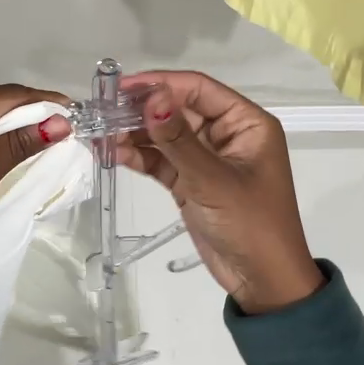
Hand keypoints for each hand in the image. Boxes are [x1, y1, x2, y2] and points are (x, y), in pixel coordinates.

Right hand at [115, 71, 322, 313]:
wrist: (263, 281)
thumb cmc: (250, 224)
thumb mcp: (212, 180)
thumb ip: (178, 138)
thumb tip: (151, 97)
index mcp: (246, 124)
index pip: (198, 89)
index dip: (160, 84)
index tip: (122, 87)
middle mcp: (227, 135)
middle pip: (178, 109)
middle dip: (142, 110)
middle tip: (102, 111)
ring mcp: (207, 159)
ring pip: (166, 136)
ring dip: (135, 134)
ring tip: (100, 133)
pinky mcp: (191, 183)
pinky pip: (162, 161)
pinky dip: (140, 157)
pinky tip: (113, 152)